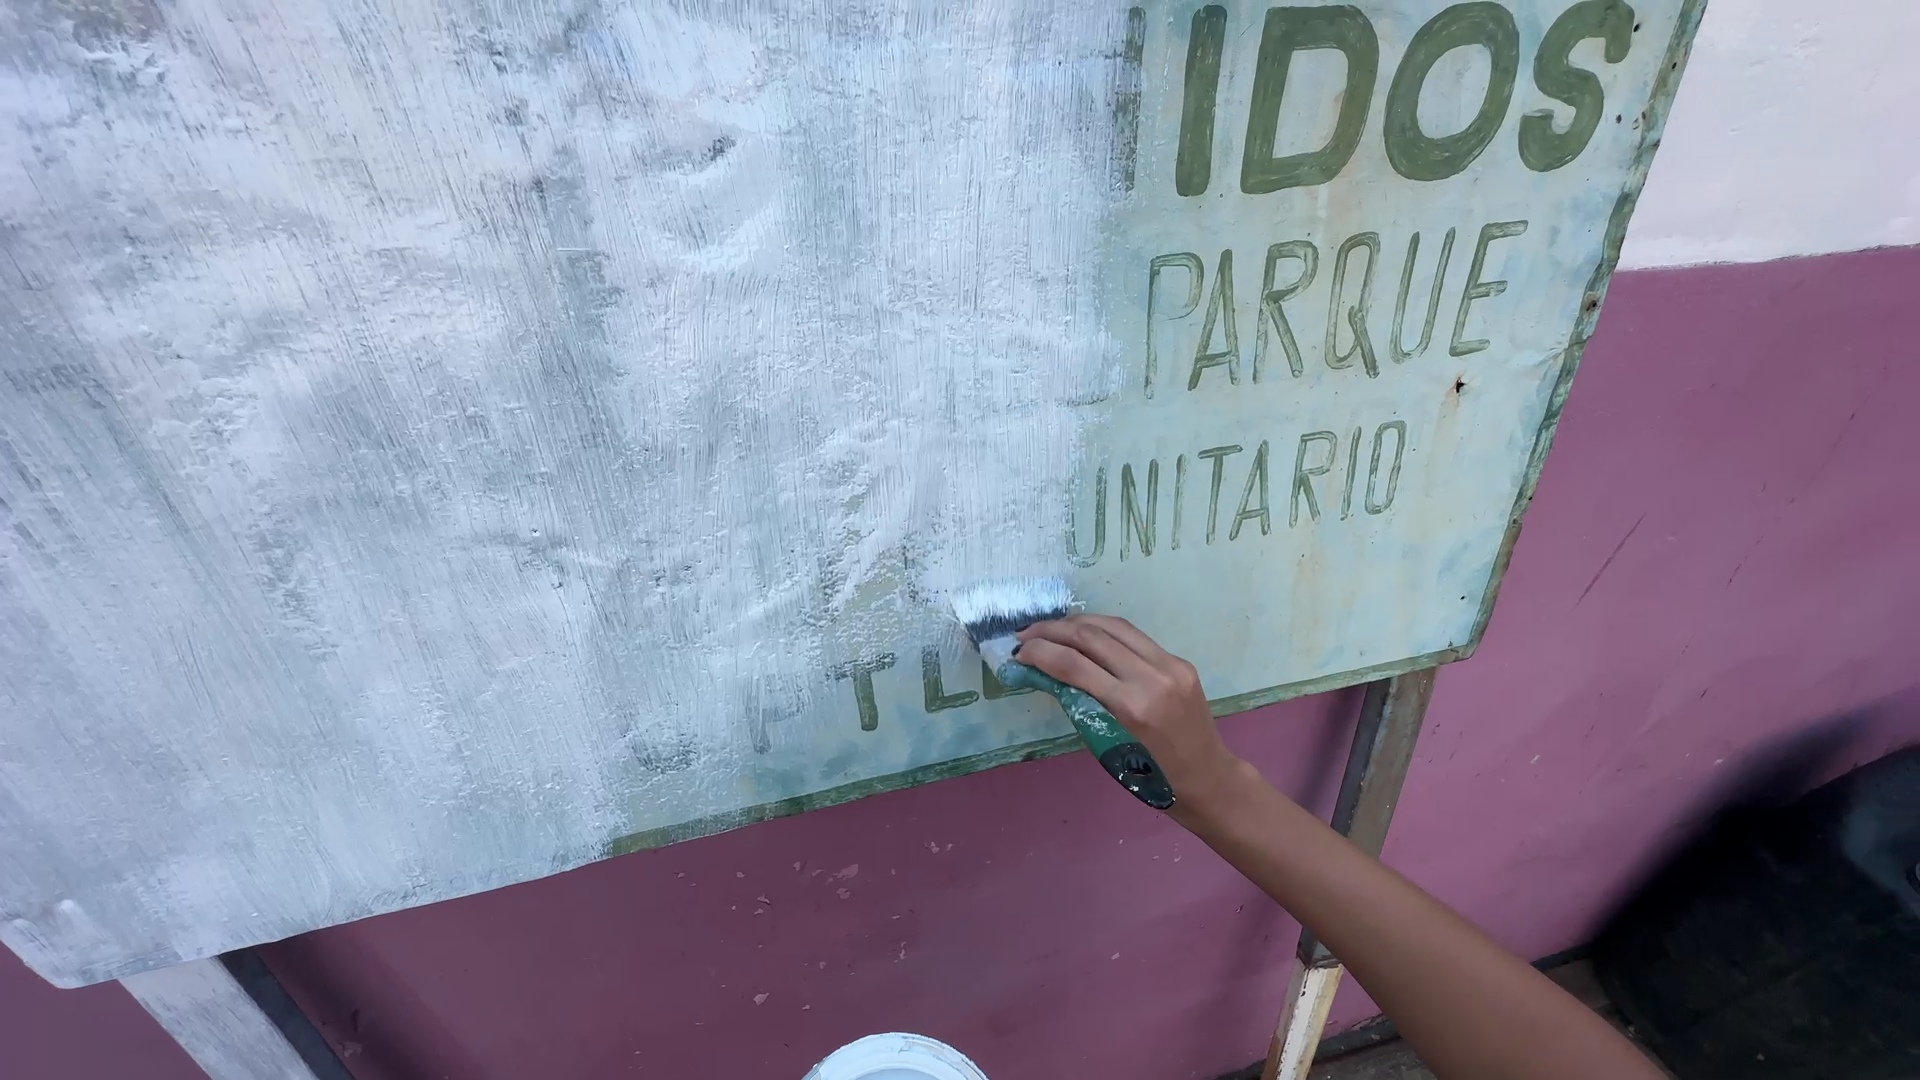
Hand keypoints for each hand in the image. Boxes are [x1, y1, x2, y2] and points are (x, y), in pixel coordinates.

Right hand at [1015, 615, 1250, 816]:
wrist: (1207, 778)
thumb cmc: (1150, 776)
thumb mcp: (1105, 744)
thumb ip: (1079, 703)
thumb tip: (1043, 672)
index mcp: (1131, 708)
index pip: (1074, 665)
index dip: (1039, 653)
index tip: (1017, 653)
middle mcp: (1152, 678)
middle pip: (1091, 636)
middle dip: (1052, 631)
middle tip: (1025, 635)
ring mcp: (1169, 665)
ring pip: (1113, 626)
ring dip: (1075, 623)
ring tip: (1050, 629)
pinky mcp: (1179, 661)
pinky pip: (1133, 636)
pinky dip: (1102, 630)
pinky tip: (1084, 634)